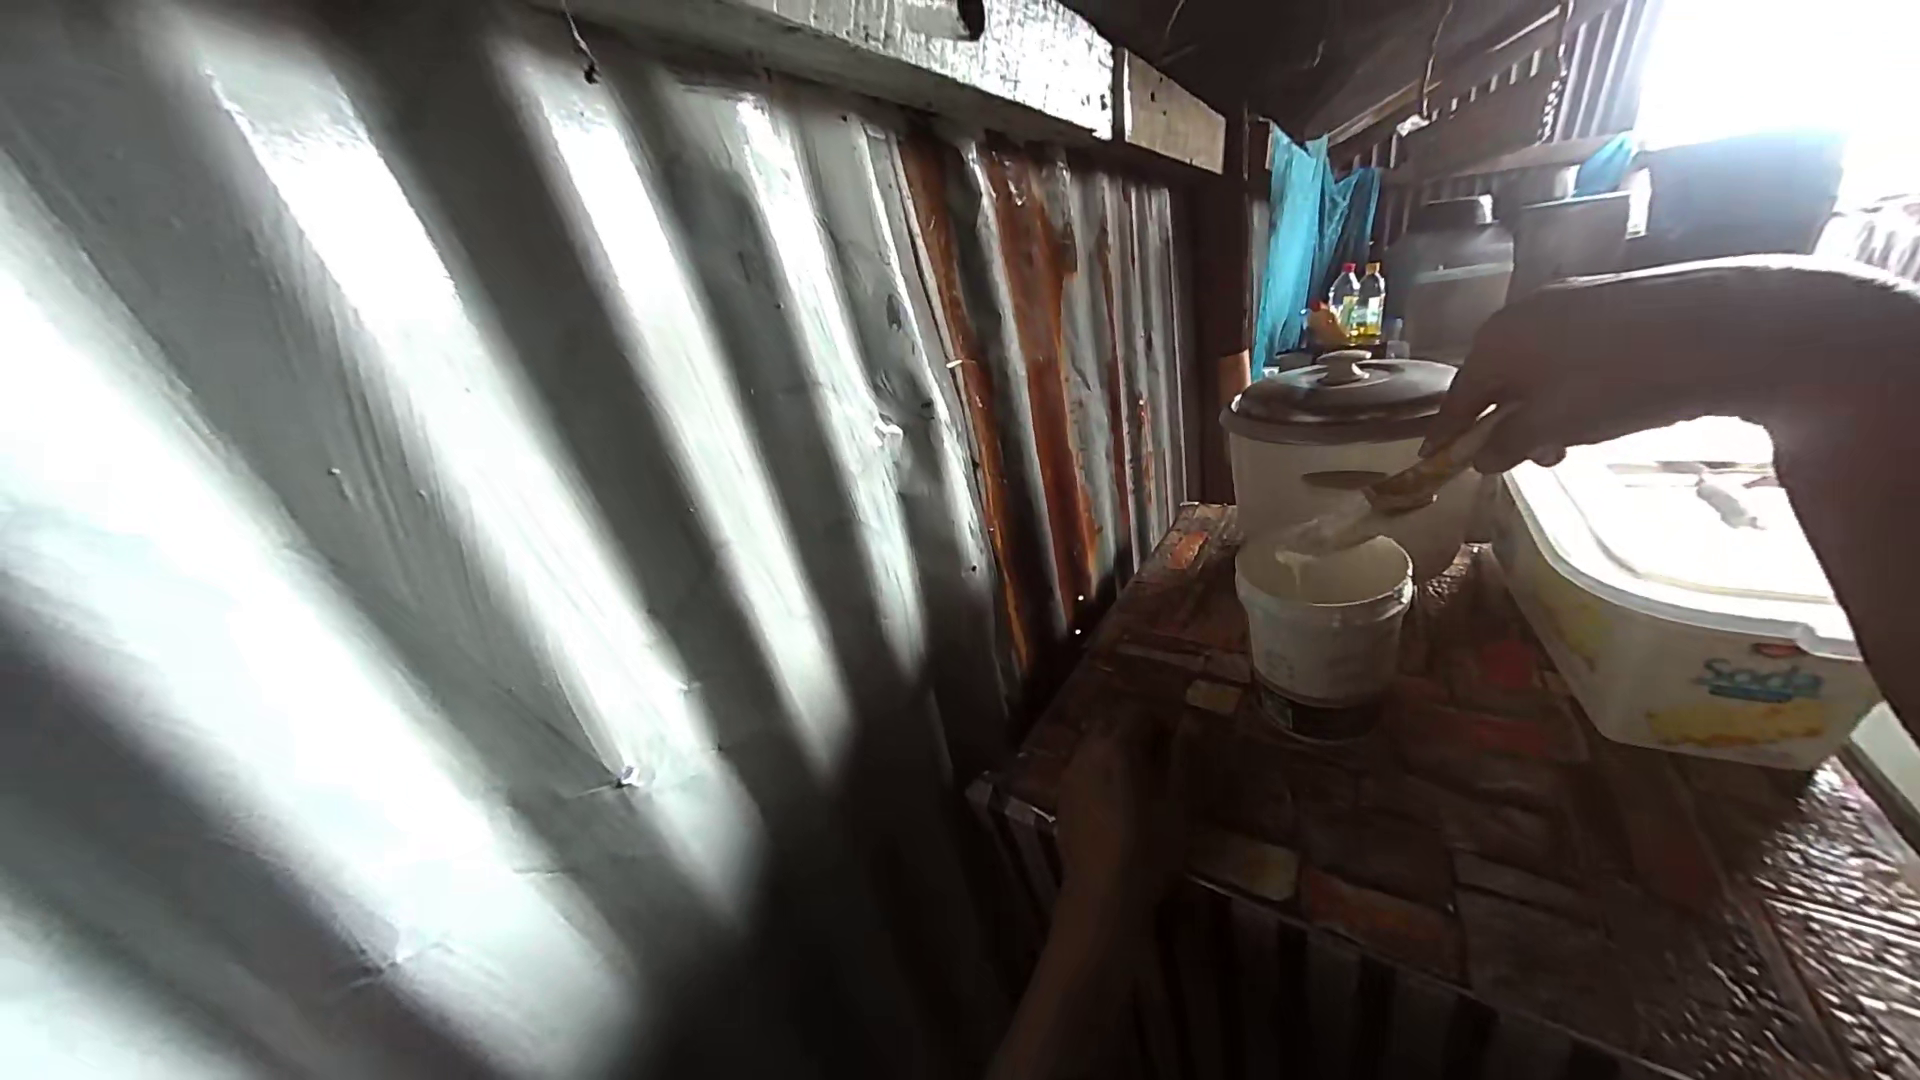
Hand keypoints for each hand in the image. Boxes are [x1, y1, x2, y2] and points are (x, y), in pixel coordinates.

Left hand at [1054, 707, 1191, 918]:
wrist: (1101, 892)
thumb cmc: (1148, 848)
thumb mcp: (1178, 804)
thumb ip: (1184, 757)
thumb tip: (1193, 719)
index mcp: (1116, 745)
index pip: (1138, 711)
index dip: (1161, 719)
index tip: (1179, 739)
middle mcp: (1087, 749)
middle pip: (1111, 720)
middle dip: (1137, 726)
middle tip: (1163, 752)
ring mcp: (1070, 770)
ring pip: (1094, 739)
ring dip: (1116, 743)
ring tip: (1141, 772)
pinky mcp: (1062, 792)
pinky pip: (1083, 762)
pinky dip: (1101, 763)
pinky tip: (1116, 791)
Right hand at [1421, 257, 1918, 472]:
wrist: (1749, 326)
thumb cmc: (1622, 382)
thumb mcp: (1552, 427)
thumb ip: (1503, 446)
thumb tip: (1480, 459)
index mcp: (1492, 343)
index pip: (1455, 402)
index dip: (1445, 437)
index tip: (1431, 461)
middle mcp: (1519, 316)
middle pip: (1495, 383)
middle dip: (1504, 424)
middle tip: (1523, 458)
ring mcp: (1569, 302)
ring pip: (1535, 369)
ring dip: (1541, 409)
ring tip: (1570, 439)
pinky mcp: (1615, 299)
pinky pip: (1570, 352)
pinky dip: (1572, 384)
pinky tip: (1602, 405)